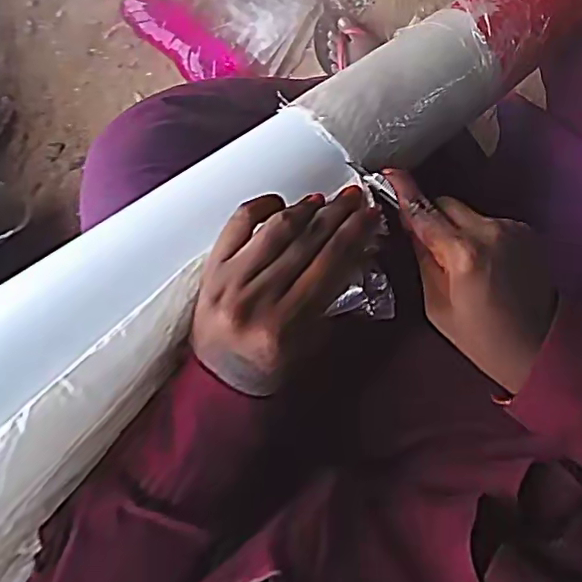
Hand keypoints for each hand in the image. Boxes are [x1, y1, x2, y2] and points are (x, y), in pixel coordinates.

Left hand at [193, 188, 380, 395]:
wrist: (215, 383)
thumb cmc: (264, 368)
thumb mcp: (309, 347)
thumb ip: (333, 302)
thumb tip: (357, 251)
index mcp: (283, 326)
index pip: (330, 263)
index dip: (355, 232)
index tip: (369, 214)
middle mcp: (255, 301)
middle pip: (308, 240)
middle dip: (338, 213)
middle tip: (353, 198)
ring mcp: (230, 281)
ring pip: (277, 228)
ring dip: (306, 208)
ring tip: (324, 200)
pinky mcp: (212, 269)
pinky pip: (238, 224)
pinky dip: (261, 207)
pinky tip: (280, 204)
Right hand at [384, 169, 555, 392]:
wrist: (544, 348)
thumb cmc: (486, 340)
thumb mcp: (438, 306)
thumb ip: (423, 259)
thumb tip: (409, 227)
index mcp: (464, 253)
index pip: (425, 212)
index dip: (404, 191)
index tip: (390, 175)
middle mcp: (490, 231)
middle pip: (446, 203)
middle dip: (431, 217)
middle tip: (426, 244)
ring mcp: (511, 228)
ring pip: (468, 213)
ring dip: (457, 227)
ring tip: (461, 264)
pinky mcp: (525, 230)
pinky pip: (489, 222)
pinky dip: (479, 235)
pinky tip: (484, 264)